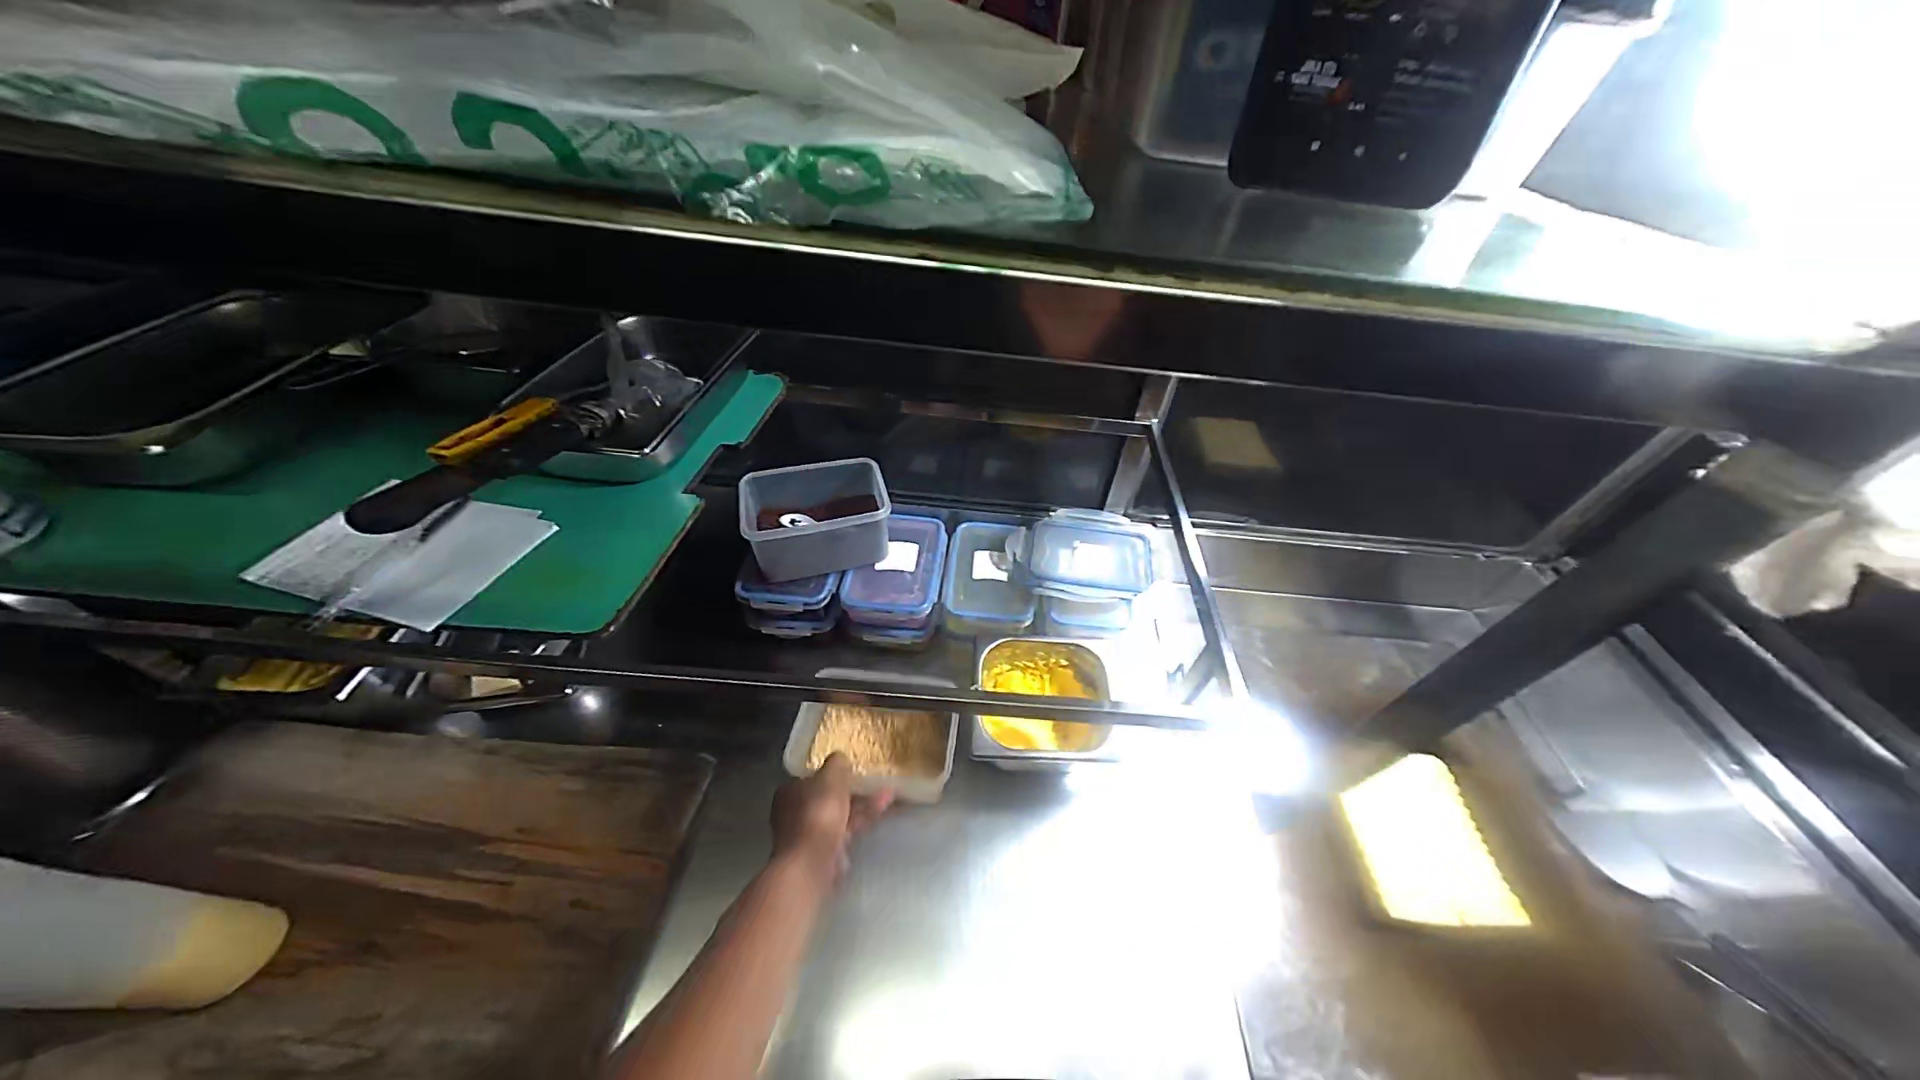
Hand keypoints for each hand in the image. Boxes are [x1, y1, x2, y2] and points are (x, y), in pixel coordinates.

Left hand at [770, 753, 894, 883]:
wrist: (813, 862)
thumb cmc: (818, 812)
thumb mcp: (831, 776)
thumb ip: (837, 763)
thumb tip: (840, 758)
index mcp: (789, 791)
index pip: (811, 777)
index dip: (832, 773)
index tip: (852, 769)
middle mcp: (794, 813)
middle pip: (826, 797)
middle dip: (852, 790)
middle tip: (873, 781)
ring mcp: (809, 835)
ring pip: (839, 814)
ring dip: (863, 804)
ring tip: (889, 794)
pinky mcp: (824, 853)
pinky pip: (846, 830)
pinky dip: (862, 820)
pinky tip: (882, 810)